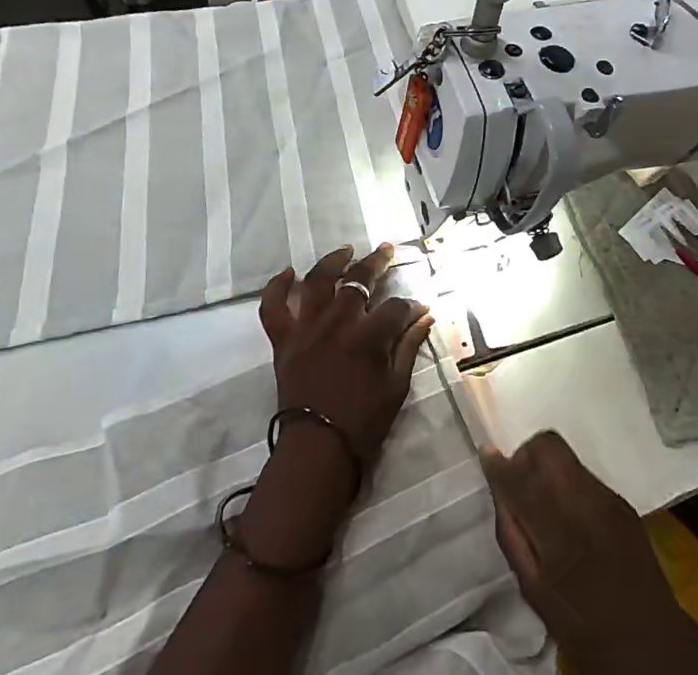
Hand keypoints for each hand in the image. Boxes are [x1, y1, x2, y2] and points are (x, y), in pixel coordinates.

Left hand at [258, 244, 434, 464]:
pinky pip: (273, 306)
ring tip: (346, 250)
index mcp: (368, 337)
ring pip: (317, 281)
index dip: (410, 305)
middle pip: (358, 280)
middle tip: (388, 249)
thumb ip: (409, 346)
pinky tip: (289, 273)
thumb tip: (424, 315)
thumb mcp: (396, 387)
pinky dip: (277, 287)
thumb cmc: (363, 423)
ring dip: (332, 261)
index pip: (394, 307)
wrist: (317, 447)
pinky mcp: (283, 339)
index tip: (418, 307)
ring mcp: (305, 328)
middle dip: (377, 263)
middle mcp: (336, 323)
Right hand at [483, 432, 697, 673]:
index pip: (519, 479)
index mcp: (557, 532)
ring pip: (566, 455)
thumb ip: (511, 535)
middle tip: (520, 482)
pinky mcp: (623, 504)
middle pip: (547, 447)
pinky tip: (569, 511)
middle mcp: (585, 505)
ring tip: (544, 498)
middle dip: (526, 455)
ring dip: (547, 467)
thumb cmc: (582, 623)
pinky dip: (568, 481)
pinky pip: (584, 474)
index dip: (498, 462)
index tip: (486, 454)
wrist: (651, 642)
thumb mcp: (532, 588)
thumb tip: (498, 493)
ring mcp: (609, 501)